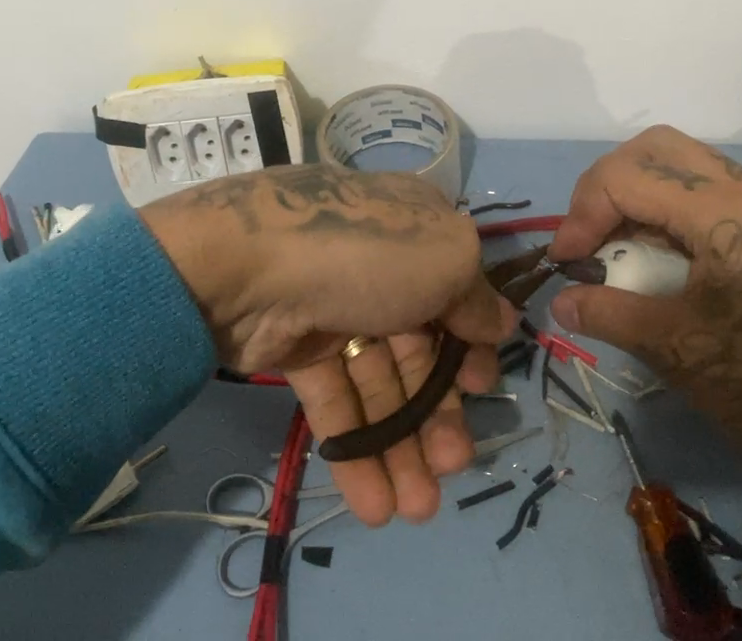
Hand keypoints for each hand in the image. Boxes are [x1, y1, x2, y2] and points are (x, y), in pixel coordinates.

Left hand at [140, 166, 514, 526]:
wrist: (244, 264)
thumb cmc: (365, 254)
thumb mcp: (447, 260)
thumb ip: (475, 299)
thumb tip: (497, 322)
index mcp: (414, 233)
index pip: (454, 296)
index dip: (470, 347)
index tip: (482, 389)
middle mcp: (375, 266)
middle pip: (417, 348)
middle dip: (437, 413)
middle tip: (453, 469)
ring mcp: (332, 306)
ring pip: (377, 382)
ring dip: (399, 445)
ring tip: (417, 509)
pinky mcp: (293, 344)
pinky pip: (333, 396)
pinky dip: (354, 445)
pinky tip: (373, 502)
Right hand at [547, 127, 741, 521]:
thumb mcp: (678, 351)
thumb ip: (608, 314)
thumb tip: (560, 301)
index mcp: (730, 216)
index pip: (628, 176)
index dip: (582, 213)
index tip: (566, 262)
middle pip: (656, 148)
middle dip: (606, 187)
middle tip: (589, 238)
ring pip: (686, 164)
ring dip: (639, 196)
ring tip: (618, 249)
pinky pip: (713, 193)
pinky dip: (671, 211)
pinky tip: (661, 259)